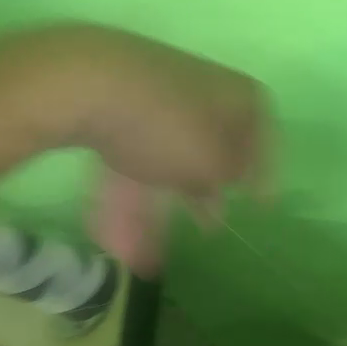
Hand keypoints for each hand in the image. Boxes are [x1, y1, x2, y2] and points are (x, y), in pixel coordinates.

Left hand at [0, 25, 271, 272]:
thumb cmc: (168, 126)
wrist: (82, 84)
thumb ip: (230, 176)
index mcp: (240, 98)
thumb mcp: (214, 164)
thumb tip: (230, 176)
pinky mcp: (109, 110)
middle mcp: (202, 94)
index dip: (262, 174)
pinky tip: (115, 243)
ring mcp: (153, 100)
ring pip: (161, 164)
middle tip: (209, 228)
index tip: (261, 205)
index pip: (263, 138)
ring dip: (156, 213)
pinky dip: (124, 202)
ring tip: (147, 261)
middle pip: (209, 150)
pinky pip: (125, 164)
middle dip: (204, 195)